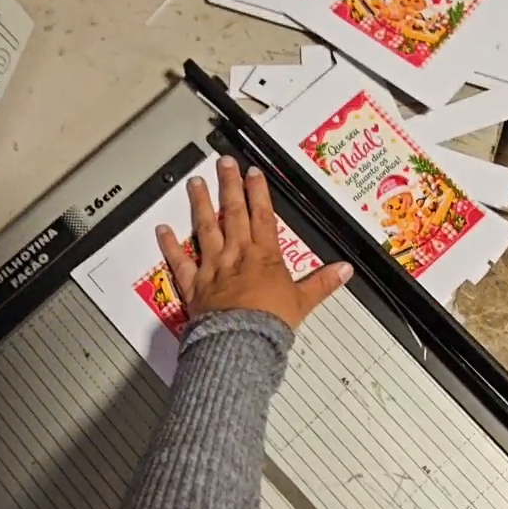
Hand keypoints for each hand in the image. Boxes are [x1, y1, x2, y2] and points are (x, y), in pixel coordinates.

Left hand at [156, 157, 351, 331]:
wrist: (240, 345)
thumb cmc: (270, 325)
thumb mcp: (303, 302)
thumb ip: (322, 283)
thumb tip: (345, 270)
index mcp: (265, 257)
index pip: (262, 216)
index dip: (258, 192)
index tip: (253, 173)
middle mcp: (237, 255)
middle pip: (233, 213)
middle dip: (229, 186)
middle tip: (223, 163)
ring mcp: (213, 267)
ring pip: (206, 229)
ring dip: (201, 204)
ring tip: (195, 184)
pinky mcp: (194, 285)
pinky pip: (180, 262)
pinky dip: (171, 245)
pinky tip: (163, 230)